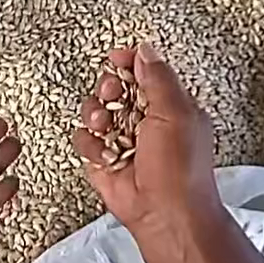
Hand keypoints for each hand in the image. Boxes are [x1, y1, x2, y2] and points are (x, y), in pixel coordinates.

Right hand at [72, 43, 218, 237]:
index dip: (127, 63)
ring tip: (104, 126)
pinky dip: (91, 146)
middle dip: (108, 89)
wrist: (163, 212)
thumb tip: (145, 50)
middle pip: (113, 89)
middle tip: (111, 96)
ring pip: (94, 112)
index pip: (143, 73)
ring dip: (95, 115)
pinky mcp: (102, 160)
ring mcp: (121, 141)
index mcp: (167, 105)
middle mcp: (142, 121)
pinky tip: (105, 157)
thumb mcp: (175, 113)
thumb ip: (158, 78)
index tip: (116, 58)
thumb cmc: (179, 168)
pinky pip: (84, 141)